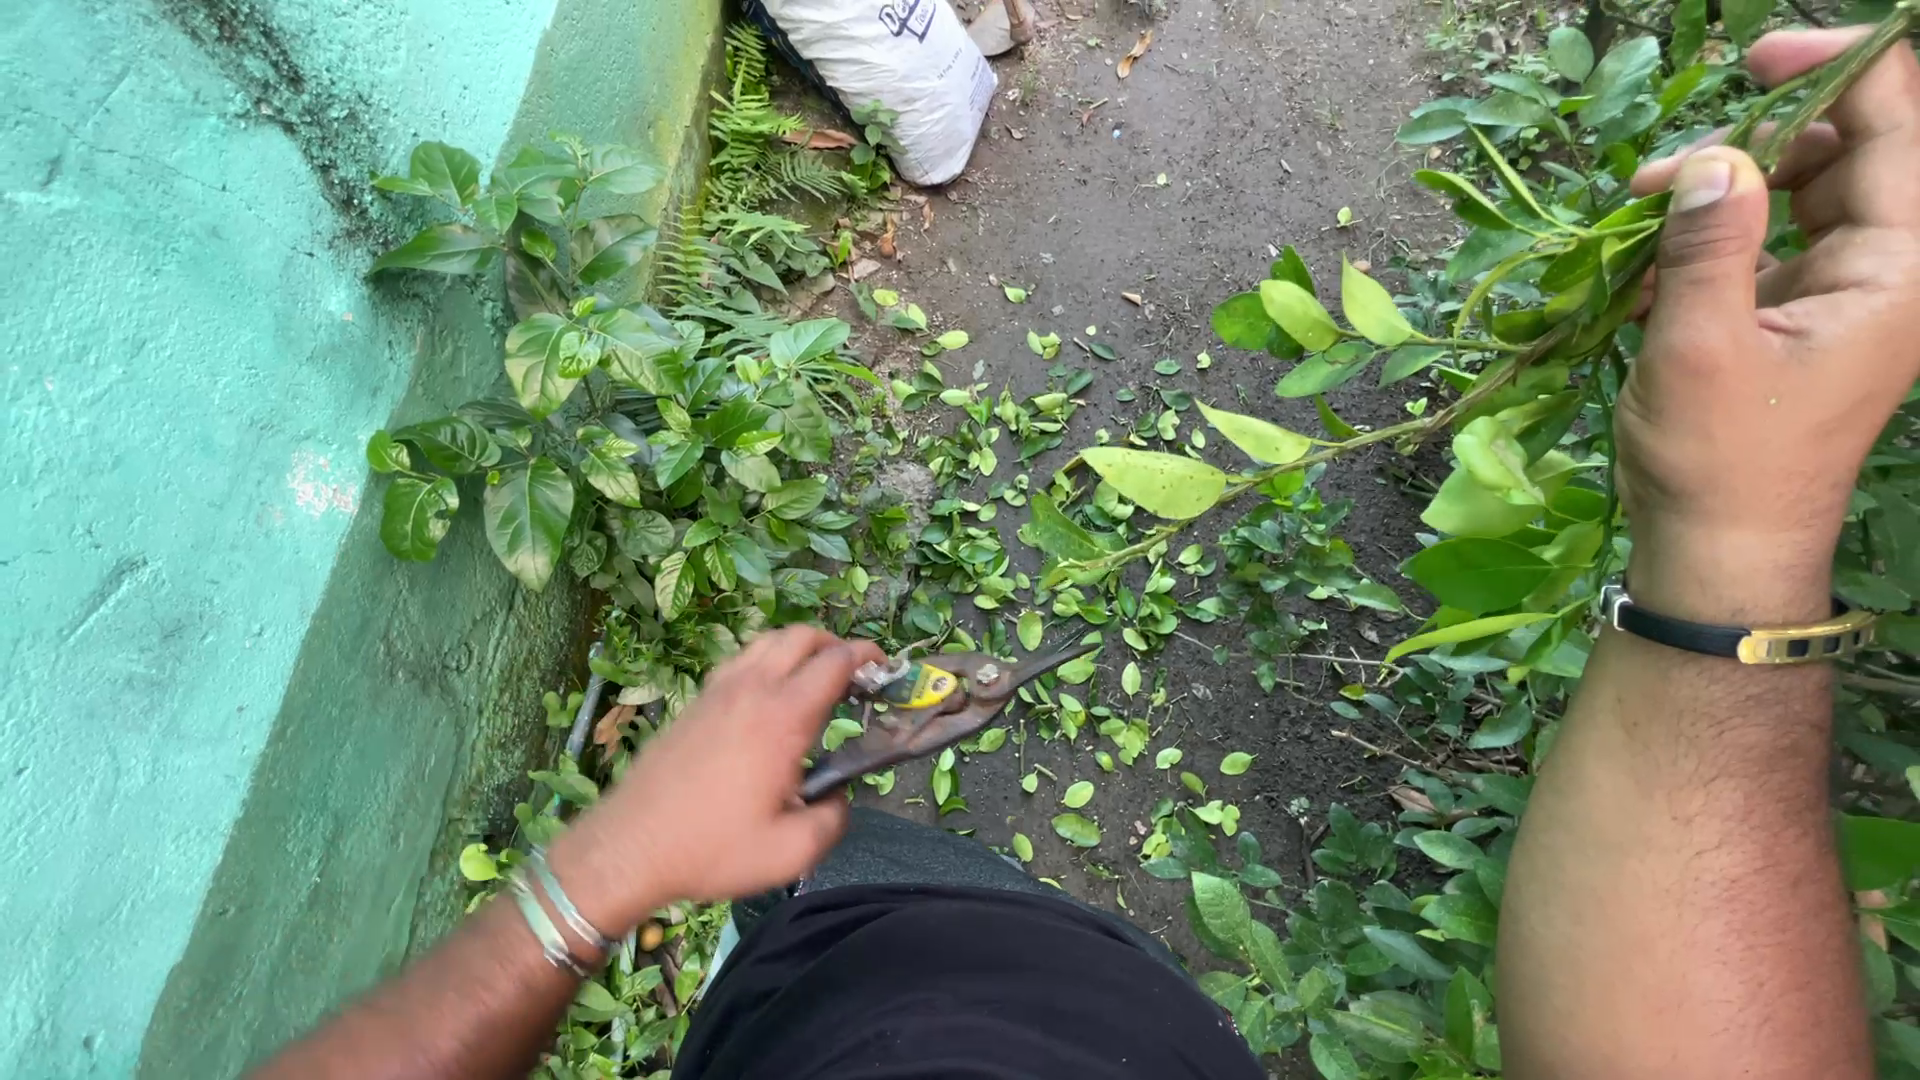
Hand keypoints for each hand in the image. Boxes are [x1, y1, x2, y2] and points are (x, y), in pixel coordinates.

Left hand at [548, 626, 882, 933]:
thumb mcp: (791, 852)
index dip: (867, 656)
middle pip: (802, 636)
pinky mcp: (696, 700)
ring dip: (800, 647)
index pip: (835, 661)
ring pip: (769, 640)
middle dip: (836, 645)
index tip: (884, 668)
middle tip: (854, 675)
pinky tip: (769, 695)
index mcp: (783, 716)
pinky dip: (768, 659)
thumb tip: (839, 797)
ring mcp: (720, 689)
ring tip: (814, 678)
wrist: (628, 848)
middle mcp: (753, 688)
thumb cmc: (711, 849)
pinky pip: (742, 659)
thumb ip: (834, 819)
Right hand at [1618, 27, 1919, 620]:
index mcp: (1902, 266)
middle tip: (1654, 177)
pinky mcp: (1795, 317)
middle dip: (1753, 145)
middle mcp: (1891, 266)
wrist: (1718, 536)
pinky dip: (1704, 249)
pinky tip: (1647, 277)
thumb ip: (1708, 248)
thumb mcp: (1697, 349)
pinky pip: (1761, 251)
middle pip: (1847, 155)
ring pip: (1796, 201)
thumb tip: (1709, 161)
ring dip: (1717, 201)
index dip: (1843, 70)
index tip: (1756, 56)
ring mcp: (1843, 292)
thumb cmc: (1714, 453)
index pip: (1900, 128)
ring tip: (1637, 228)